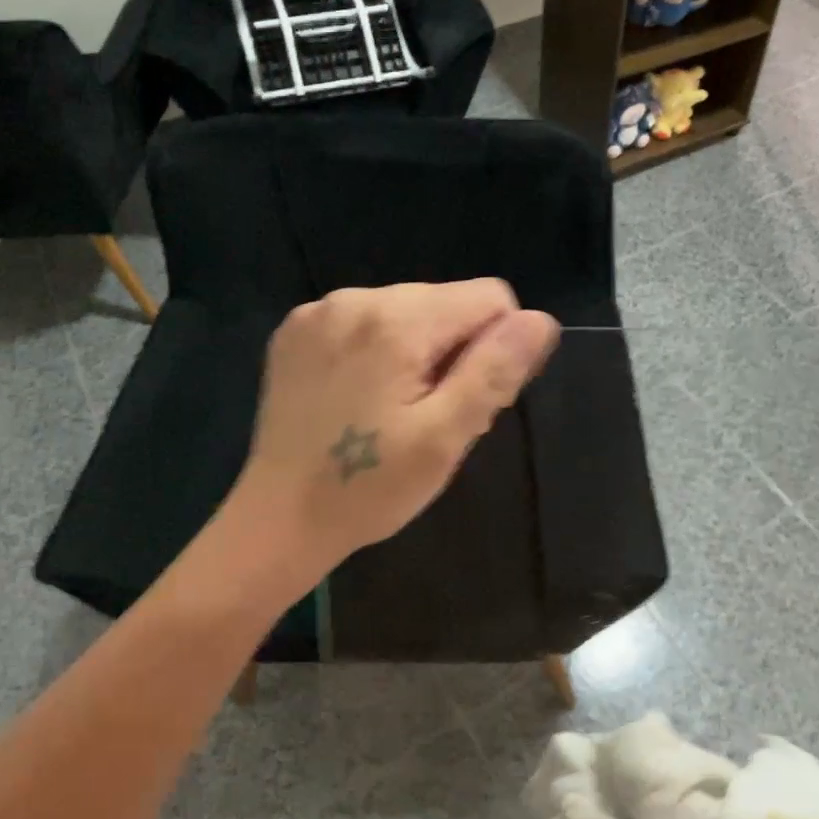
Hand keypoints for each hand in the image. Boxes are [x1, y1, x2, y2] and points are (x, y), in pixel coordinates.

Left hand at [228, 280, 559, 579]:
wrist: (278, 521)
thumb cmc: (370, 487)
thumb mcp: (445, 437)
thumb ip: (494, 371)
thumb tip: (539, 320)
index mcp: (398, 320)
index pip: (490, 297)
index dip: (497, 348)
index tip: (469, 400)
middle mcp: (356, 297)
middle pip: (446, 301)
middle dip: (454, 350)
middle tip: (428, 415)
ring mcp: (319, 311)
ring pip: (408, 310)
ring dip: (416, 351)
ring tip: (391, 411)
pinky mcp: (296, 330)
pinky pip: (365, 321)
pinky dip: (376, 351)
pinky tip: (358, 398)